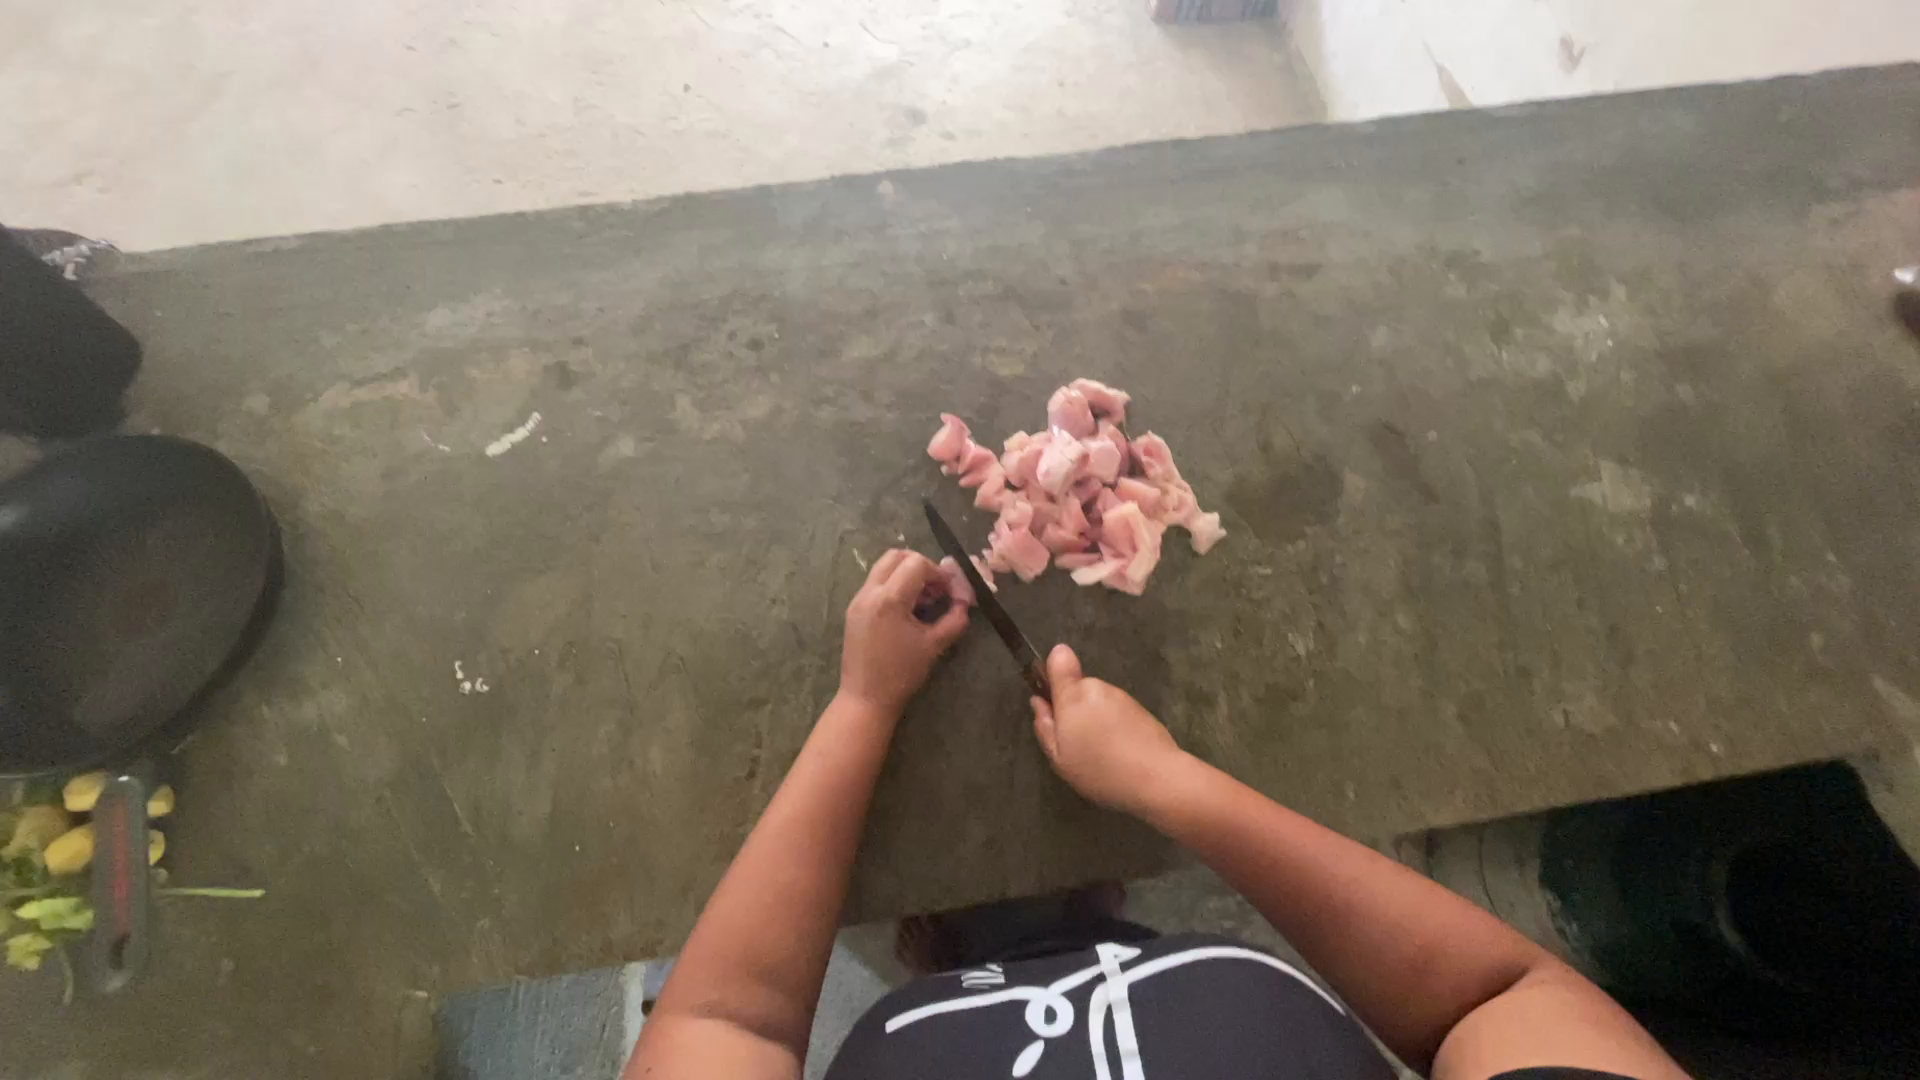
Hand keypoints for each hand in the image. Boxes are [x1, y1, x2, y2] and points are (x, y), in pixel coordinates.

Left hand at [838, 550, 969, 715]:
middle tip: (936, 589)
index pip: (917, 564)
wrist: (865, 698)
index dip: (939, 573)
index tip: (950, 591)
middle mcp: (869, 593)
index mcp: (889, 599)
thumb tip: (964, 602)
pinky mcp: (854, 609)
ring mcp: (858, 600)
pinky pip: (875, 583)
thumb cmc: (901, 674)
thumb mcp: (934, 645)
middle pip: (896, 556)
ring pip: (883, 567)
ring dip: (907, 575)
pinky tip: (907, 610)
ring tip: (924, 600)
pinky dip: (894, 586)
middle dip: (921, 566)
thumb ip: (954, 619)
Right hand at [1030, 644, 1183, 815]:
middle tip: (1078, 743)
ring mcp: (1121, 696)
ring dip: (1096, 718)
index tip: (1052, 697)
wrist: (1157, 778)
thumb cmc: (1100, 770)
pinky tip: (1120, 750)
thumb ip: (1045, 725)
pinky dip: (1114, 725)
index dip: (1053, 671)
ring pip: (1097, 701)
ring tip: (1102, 751)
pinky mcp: (1140, 707)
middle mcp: (1097, 687)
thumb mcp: (1060, 757)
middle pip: (1077, 689)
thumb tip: (1038, 701)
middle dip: (1075, 709)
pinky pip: (1116, 711)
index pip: (1059, 659)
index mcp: (1072, 695)